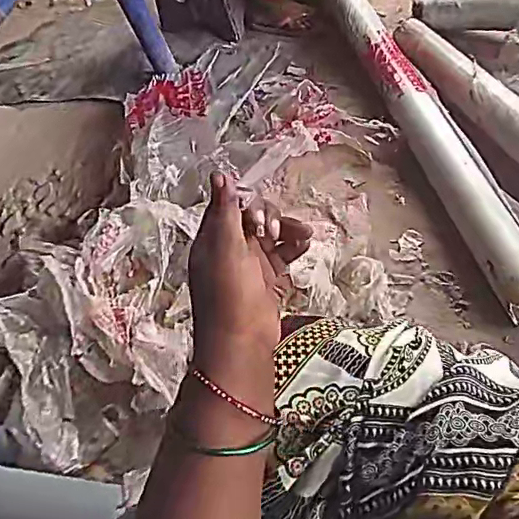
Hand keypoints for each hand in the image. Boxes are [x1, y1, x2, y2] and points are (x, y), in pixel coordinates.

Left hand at [188, 171, 309, 357]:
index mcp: (212, 239)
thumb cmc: (229, 293)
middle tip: (275, 230)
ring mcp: (250, 264)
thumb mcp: (225, 247)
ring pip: (272, 234)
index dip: (246, 202)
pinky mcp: (269, 279)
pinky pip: (283, 254)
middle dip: (269, 216)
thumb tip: (219, 174)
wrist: (242, 343)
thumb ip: (226, 211)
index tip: (259, 212)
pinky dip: (294, 246)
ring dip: (287, 229)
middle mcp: (230, 248)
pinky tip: (306, 243)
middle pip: (253, 217)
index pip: (228, 207)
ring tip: (304, 235)